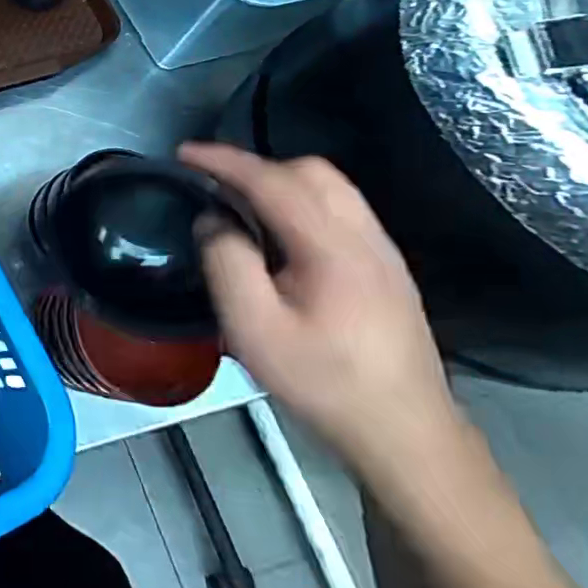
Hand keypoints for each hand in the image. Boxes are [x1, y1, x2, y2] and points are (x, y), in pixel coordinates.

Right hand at [178, 143, 463, 476]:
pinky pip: (340, 210)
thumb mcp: (254, 327)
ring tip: (239, 201)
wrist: (404, 434)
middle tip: (212, 183)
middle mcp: (365, 238)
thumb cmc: (321, 380)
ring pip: (331, 188)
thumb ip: (226, 263)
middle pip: (311, 172)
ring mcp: (383, 253)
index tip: (183, 153)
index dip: (224, 161)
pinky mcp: (387, 271)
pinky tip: (278, 234)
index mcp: (332, 247)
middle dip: (255, 166)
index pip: (273, 181)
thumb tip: (212, 220)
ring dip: (280, 181)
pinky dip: (300, 201)